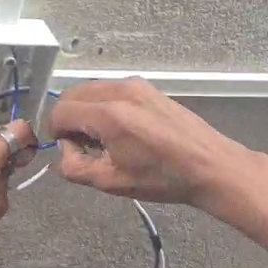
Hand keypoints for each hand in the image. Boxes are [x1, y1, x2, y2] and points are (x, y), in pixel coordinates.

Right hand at [47, 79, 254, 211]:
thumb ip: (75, 168)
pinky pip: (109, 89)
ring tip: (103, 137)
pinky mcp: (146, 86)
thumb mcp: (112, 182)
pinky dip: (102, 104)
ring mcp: (134, 84)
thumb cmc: (163, 179)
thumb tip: (65, 151)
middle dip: (68, 119)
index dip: (56, 133)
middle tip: (84, 145)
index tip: (70, 151)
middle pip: (70, 95)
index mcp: (108, 115)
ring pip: (88, 89)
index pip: (60, 112)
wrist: (212, 166)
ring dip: (84, 110)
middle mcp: (118, 91)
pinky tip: (121, 128)